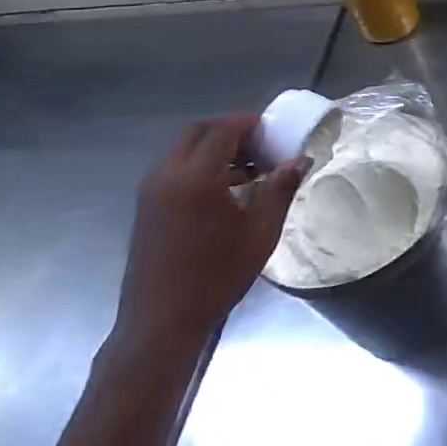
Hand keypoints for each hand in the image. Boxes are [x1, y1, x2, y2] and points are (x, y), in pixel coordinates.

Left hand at [113, 113, 309, 354]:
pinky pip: (174, 169)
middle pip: (198, 131)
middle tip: (258, 144)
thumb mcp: (258, 235)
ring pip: (183, 149)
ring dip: (213, 149)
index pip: (222, 130)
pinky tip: (224, 190)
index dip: (247, 123)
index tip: (271, 130)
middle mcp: (167, 173)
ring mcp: (151, 189)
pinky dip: (198, 166)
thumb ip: (279, 191)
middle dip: (228, 130)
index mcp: (195, 177)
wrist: (161, 321)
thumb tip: (300, 161)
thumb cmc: (215, 278)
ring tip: (248, 169)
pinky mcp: (145, 205)